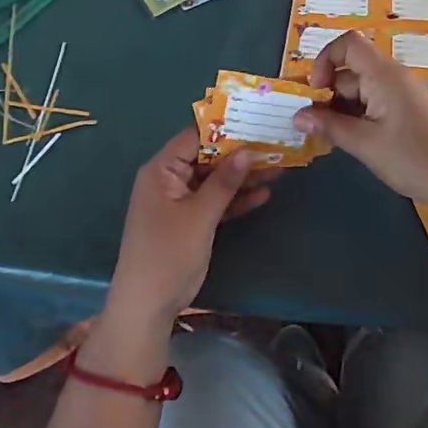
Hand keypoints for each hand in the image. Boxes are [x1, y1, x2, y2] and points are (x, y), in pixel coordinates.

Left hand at [109, 127, 278, 322]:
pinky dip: (236, 199)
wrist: (148, 305)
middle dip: (240, 154)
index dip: (224, 129)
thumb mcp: (199, 216)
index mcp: (161, 170)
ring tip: (280, 168)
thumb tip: (247, 150)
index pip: (194, 137)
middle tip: (276, 145)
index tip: (256, 122)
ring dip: (243, 177)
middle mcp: (169, 179)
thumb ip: (224, 182)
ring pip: (215, 181)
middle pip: (208, 158)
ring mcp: (180, 201)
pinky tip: (264, 194)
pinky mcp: (190, 221)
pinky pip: (216, 202)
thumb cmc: (168, 254)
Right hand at [293, 30, 427, 202]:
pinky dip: (358, 116)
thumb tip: (298, 116)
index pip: (348, 44)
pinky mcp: (409, 109)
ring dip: (342, 108)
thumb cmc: (411, 158)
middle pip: (351, 70)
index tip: (315, 91)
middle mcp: (394, 76)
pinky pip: (376, 102)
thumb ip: (328, 126)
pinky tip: (351, 140)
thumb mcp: (363, 143)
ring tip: (330, 138)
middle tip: (314, 125)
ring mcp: (403, 93)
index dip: (325, 60)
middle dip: (328, 94)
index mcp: (384, 74)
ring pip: (362, 89)